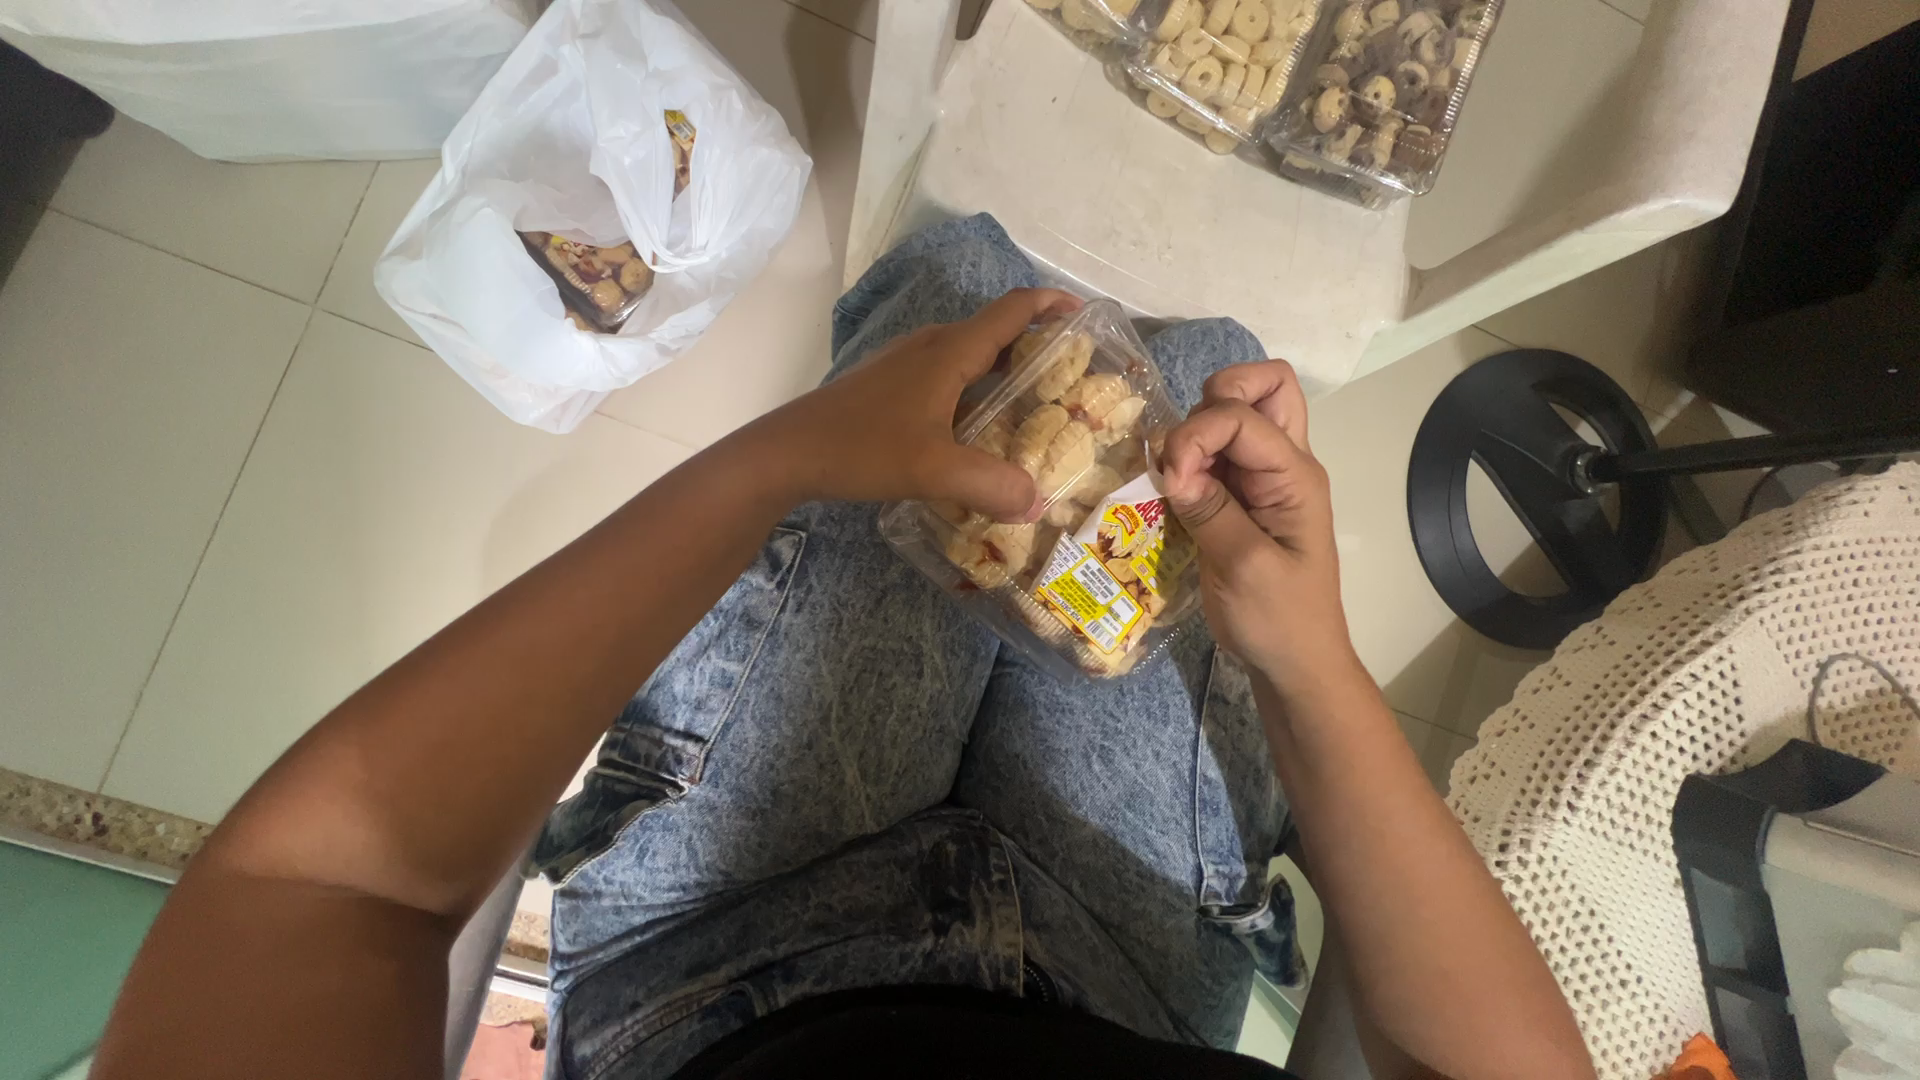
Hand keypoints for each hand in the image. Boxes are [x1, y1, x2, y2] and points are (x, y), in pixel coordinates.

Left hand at [752, 287, 1081, 520]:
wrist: (789, 453)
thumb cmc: (861, 448)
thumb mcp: (932, 469)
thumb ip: (990, 484)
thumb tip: (1037, 503)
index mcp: (950, 352)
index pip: (1013, 310)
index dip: (1052, 306)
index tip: (1087, 318)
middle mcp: (932, 348)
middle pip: (996, 333)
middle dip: (1038, 348)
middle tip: (1072, 381)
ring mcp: (908, 367)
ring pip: (971, 358)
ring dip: (1005, 373)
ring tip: (1035, 409)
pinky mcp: (891, 388)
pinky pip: (949, 379)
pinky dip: (976, 393)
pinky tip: (978, 432)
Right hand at [1160, 359, 1363, 696]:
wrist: (1294, 660)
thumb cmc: (1278, 619)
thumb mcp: (1244, 568)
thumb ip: (1210, 510)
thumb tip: (1172, 467)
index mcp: (1295, 476)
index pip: (1244, 416)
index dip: (1198, 433)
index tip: (1170, 478)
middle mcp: (1282, 464)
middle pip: (1263, 386)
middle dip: (1215, 399)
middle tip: (1183, 449)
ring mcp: (1260, 478)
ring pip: (1234, 412)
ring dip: (1195, 429)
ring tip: (1172, 473)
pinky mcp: (1237, 496)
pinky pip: (1213, 452)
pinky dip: (1187, 456)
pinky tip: (1168, 485)